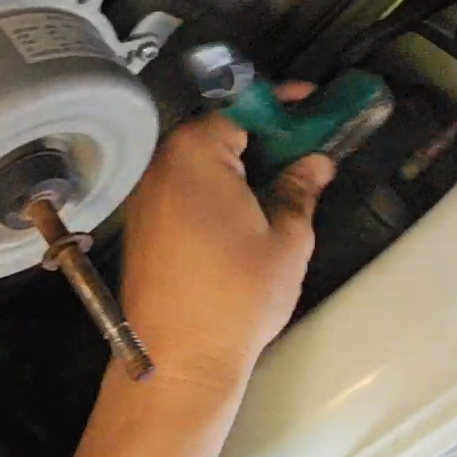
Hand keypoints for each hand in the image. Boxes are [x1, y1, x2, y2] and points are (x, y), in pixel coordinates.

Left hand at [120, 86, 335, 389]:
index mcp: (193, 153)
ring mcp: (145, 192)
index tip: (309, 102)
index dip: (280, 104)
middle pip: (215, 132)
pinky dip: (212, 186)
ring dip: (237, 163)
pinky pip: (181, 186)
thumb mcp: (286, 240)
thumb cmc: (235, 295)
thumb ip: (300, 190)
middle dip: (261, 136)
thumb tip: (314, 163)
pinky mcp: (142, 220)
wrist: (177, 354)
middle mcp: (160, 164)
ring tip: (281, 183)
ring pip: (197, 161)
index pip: (241, 108)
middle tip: (305, 150)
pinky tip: (243, 210)